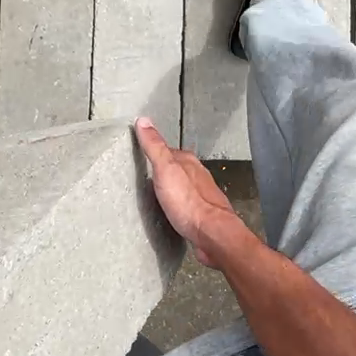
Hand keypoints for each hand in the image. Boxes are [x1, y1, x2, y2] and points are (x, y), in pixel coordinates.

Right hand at [133, 117, 251, 269]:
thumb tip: (144, 121)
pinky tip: (173, 211)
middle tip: (148, 175)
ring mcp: (202, 194)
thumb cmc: (189, 203)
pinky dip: (179, 204)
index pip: (167, 150)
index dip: (154, 152)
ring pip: (184, 186)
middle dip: (164, 171)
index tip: (143, 154)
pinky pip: (187, 204)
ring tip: (158, 193)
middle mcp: (197, 175)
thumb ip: (154, 146)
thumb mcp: (165, 169)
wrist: (212, 234)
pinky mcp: (202, 213)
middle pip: (177, 167)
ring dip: (173, 188)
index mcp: (187, 161)